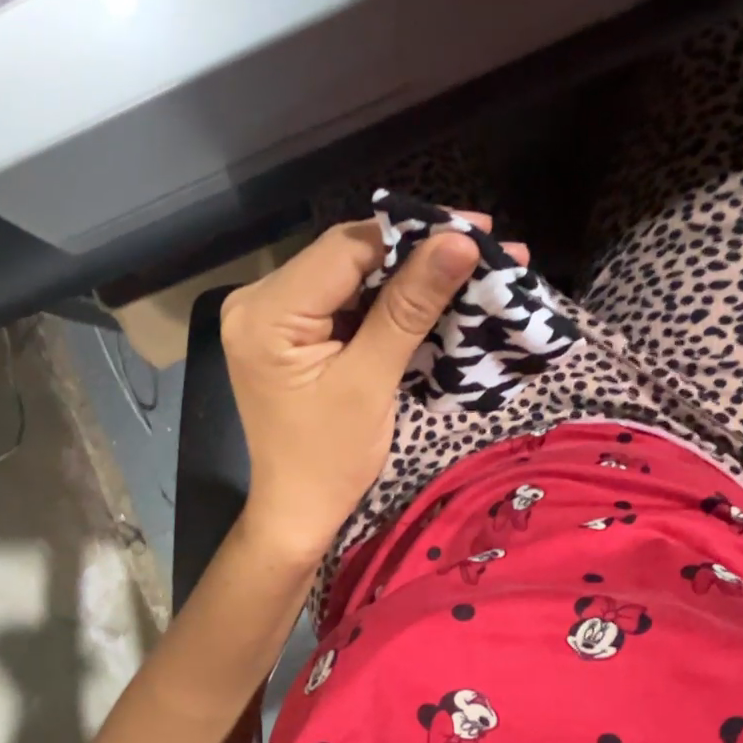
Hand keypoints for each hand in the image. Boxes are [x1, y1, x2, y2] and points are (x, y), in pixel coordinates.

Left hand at [219, 212, 526, 560]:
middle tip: (485, 245)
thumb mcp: (371, 382)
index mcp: (265, 313)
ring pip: (350, 275)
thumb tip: (459, 242)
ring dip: (407, 273)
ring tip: (470, 265)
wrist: (297, 512)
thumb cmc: (330, 461)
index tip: (478, 230)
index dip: (414, 233)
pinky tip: (430, 291)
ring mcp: (270, 315)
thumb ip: (410, 307)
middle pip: (348, 256)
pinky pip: (343, 300)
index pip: (346, 248)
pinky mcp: (288, 331)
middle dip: (416, 251)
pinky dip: (386, 300)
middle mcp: (257, 301)